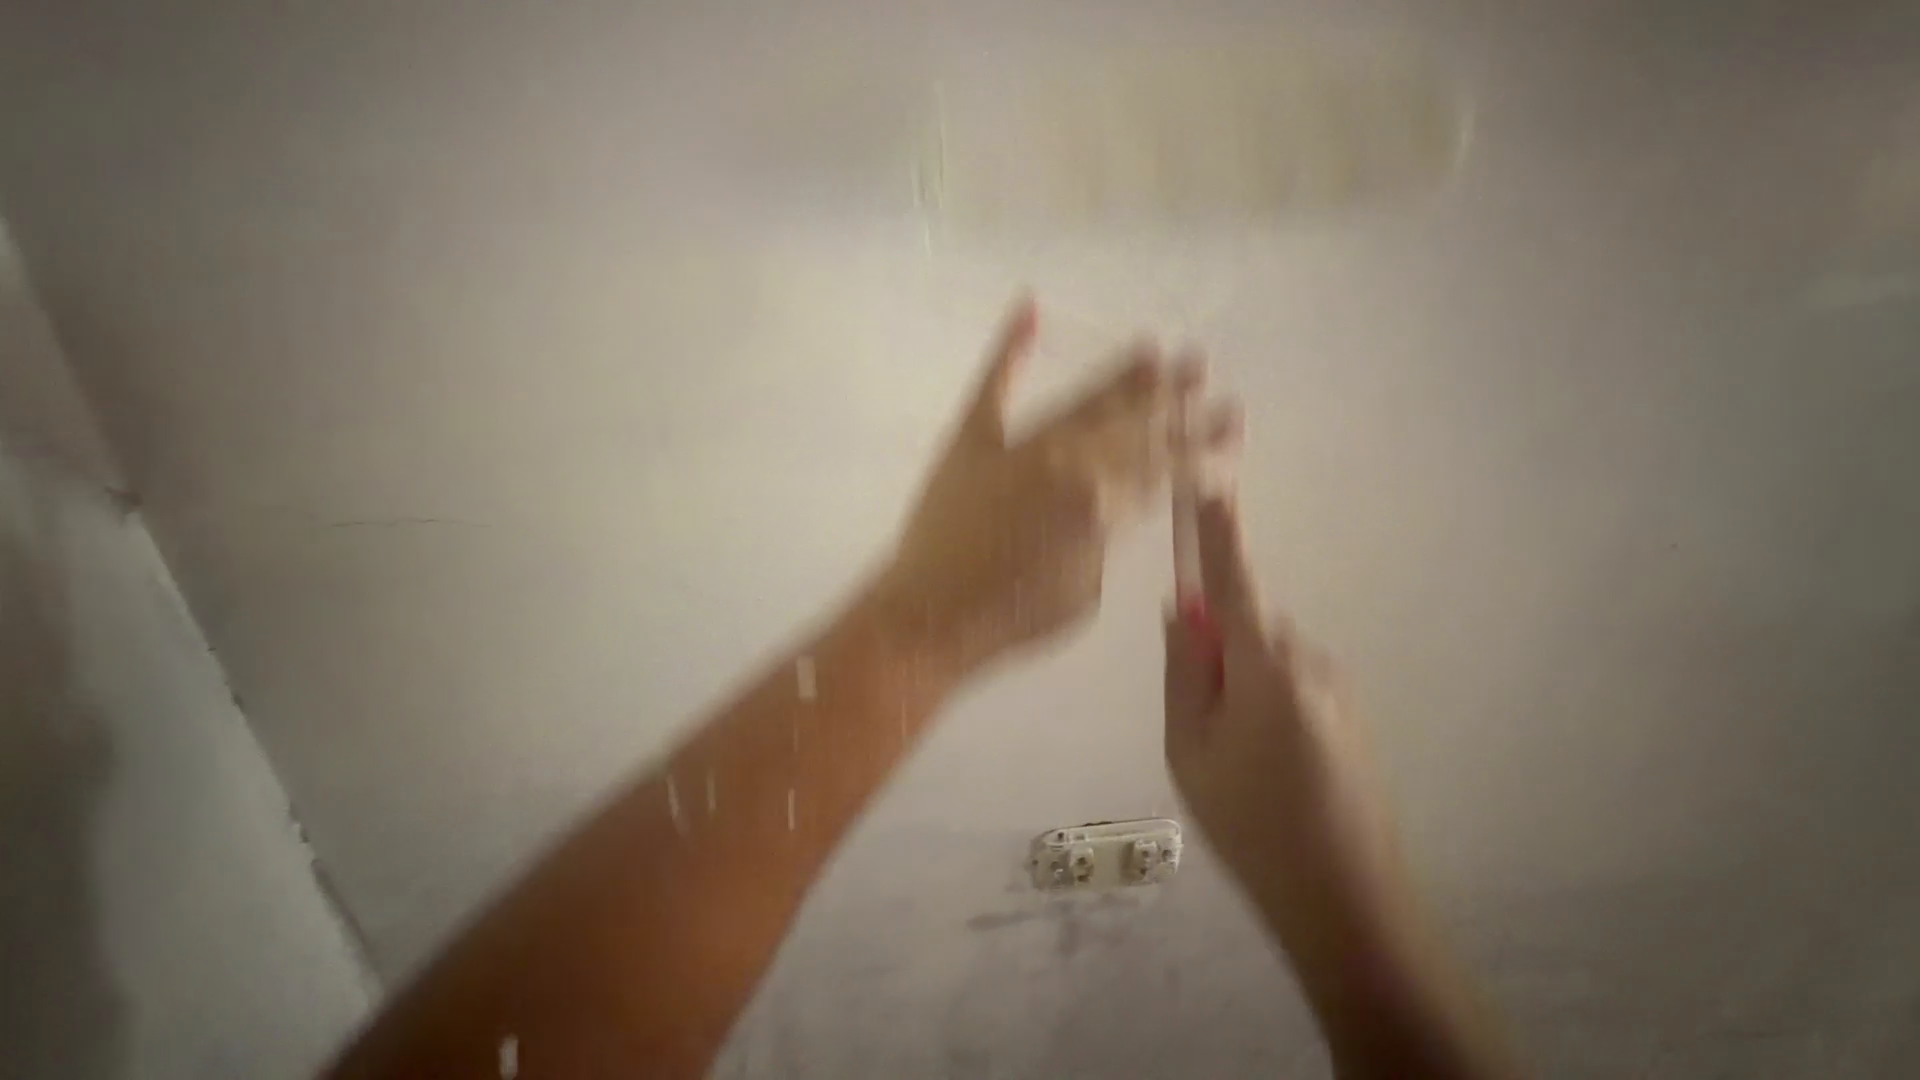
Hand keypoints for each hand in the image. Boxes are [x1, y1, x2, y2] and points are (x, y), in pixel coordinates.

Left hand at [877, 298, 1220, 674]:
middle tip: (1200, 366)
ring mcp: (1018, 445)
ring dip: (1121, 376)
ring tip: (1153, 349)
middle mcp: (1069, 462)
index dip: (1200, 448)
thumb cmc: (1011, 620)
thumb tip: (1108, 509)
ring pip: (1083, 402)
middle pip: (1133, 424)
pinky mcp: (970, 439)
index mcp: (1102, 505)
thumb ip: (1104, 541)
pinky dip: (1010, 347)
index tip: (1229, 427)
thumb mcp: (1085, 592)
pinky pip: (995, 384)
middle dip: (1172, 398)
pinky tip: (1029, 306)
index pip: (1164, 468)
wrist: (928, 617)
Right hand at [1163, 496, 1406, 924]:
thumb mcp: (1188, 748)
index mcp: (1265, 664)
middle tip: (1197, 718)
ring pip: (1266, 656)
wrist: (1345, 898)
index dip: (1217, 528)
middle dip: (1215, 645)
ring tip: (1233, 758)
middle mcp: (1309, 659)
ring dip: (1239, 680)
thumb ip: (1183, 670)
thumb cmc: (1250, 822)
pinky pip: (1291, 681)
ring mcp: (1337, 686)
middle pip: (1246, 622)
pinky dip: (1265, 700)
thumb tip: (1181, 610)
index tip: (1210, 479)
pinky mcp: (1349, 712)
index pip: (1234, 578)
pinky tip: (1266, 766)